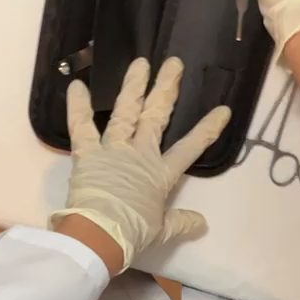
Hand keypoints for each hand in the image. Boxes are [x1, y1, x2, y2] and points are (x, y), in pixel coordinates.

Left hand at [52, 57, 229, 272]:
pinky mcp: (87, 154)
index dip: (207, 129)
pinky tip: (76, 85)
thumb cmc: (133, 234)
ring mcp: (113, 150)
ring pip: (125, 112)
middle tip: (173, 64)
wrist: (101, 235)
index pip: (190, 149)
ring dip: (133, 86)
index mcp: (160, 175)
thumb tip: (202, 223)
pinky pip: (81, 126)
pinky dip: (78, 106)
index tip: (223, 110)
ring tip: (140, 63)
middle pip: (156, 116)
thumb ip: (181, 223)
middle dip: (166, 89)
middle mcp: (139, 154)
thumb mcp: (162, 231)